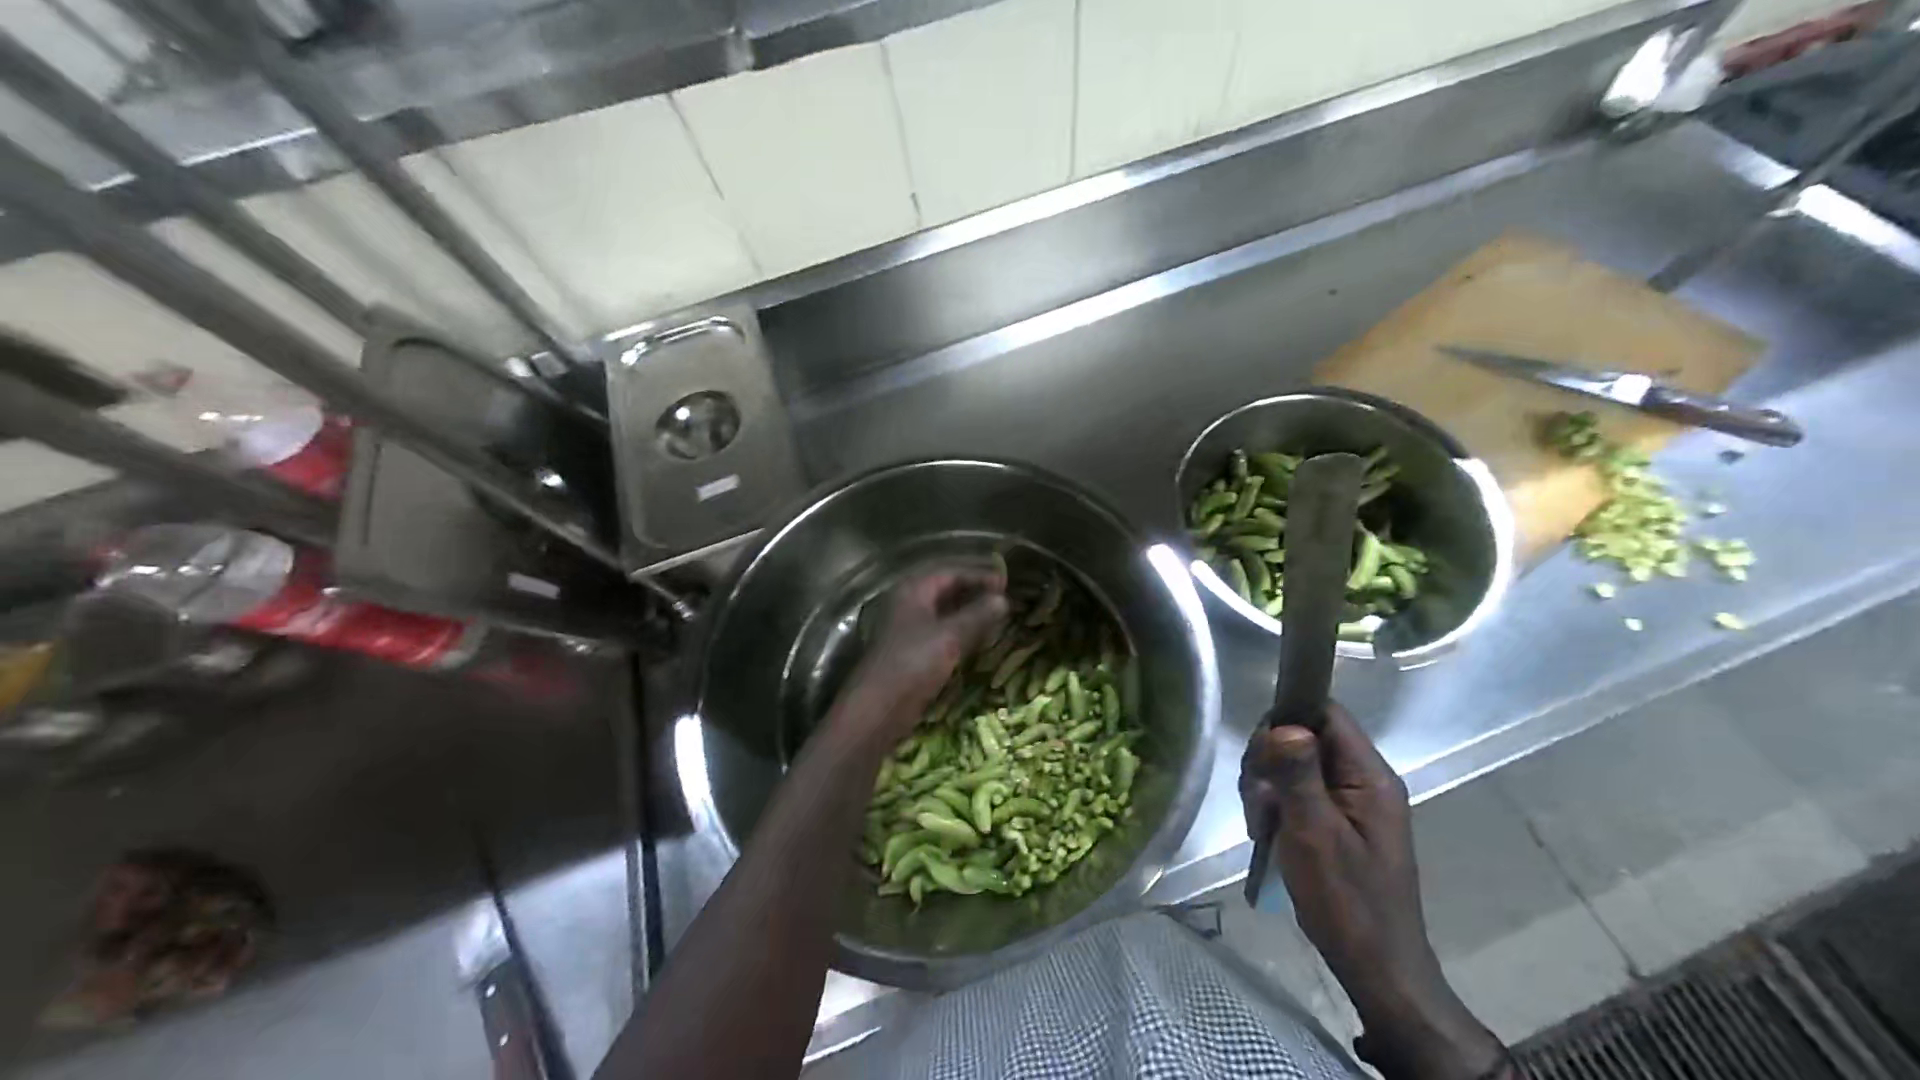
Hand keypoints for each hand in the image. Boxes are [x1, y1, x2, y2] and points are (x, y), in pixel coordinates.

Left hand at [829, 565, 1007, 748]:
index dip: (979, 575)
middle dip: (975, 592)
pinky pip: (940, 632)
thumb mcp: (950, 636)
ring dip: (970, 613)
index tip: (1007, 584)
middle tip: (1005, 599)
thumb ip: (978, 614)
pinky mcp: (911, 650)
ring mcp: (908, 627)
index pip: (951, 572)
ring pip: (944, 612)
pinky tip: (979, 640)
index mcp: (913, 590)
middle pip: (946, 589)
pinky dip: (961, 631)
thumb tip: (1003, 599)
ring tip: (997, 618)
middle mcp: (908, 603)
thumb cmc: (912, 663)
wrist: (879, 708)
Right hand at [1240, 704, 1506, 1079]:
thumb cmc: (1346, 899)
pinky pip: (1296, 792)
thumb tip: (1283, 723)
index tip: (1260, 754)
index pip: (1326, 713)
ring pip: (1293, 764)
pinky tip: (1266, 832)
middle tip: (1256, 799)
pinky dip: (1274, 806)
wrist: (1375, 967)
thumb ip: (1299, 774)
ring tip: (1261, 824)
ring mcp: (1349, 802)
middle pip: (1303, 736)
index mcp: (1369, 776)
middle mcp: (1362, 781)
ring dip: (1266, 787)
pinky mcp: (1335, 821)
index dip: (1287, 720)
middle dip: (1269, 760)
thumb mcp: (1315, 833)